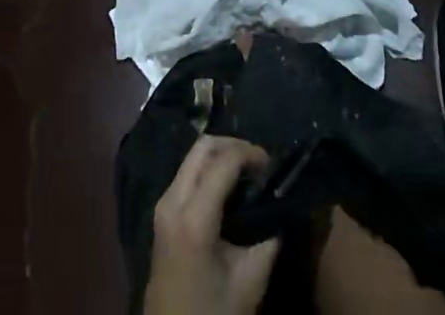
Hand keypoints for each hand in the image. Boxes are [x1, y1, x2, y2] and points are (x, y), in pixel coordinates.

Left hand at [145, 136, 281, 314]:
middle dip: (234, 145)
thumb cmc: (214, 311)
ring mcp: (162, 206)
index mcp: (194, 217)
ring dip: (221, 155)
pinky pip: (187, 173)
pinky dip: (210, 169)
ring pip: (193, 157)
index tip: (272, 165)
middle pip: (203, 147)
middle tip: (259, 163)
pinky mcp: (162, 214)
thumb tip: (282, 204)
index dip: (252, 153)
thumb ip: (270, 234)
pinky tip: (229, 187)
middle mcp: (172, 202)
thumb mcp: (252, 277)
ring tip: (247, 174)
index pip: (224, 160)